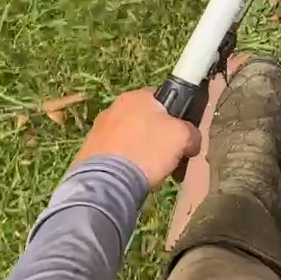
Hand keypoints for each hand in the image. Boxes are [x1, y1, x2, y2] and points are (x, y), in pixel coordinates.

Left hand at [73, 88, 199, 187]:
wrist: (107, 183)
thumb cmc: (148, 150)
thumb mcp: (183, 137)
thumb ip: (192, 133)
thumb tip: (191, 142)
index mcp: (137, 97)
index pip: (162, 99)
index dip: (176, 116)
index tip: (180, 134)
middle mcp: (114, 107)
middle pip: (145, 119)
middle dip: (157, 136)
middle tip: (167, 155)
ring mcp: (98, 129)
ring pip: (129, 137)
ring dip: (139, 149)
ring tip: (148, 170)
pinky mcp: (88, 151)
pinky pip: (115, 153)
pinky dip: (124, 162)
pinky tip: (130, 177)